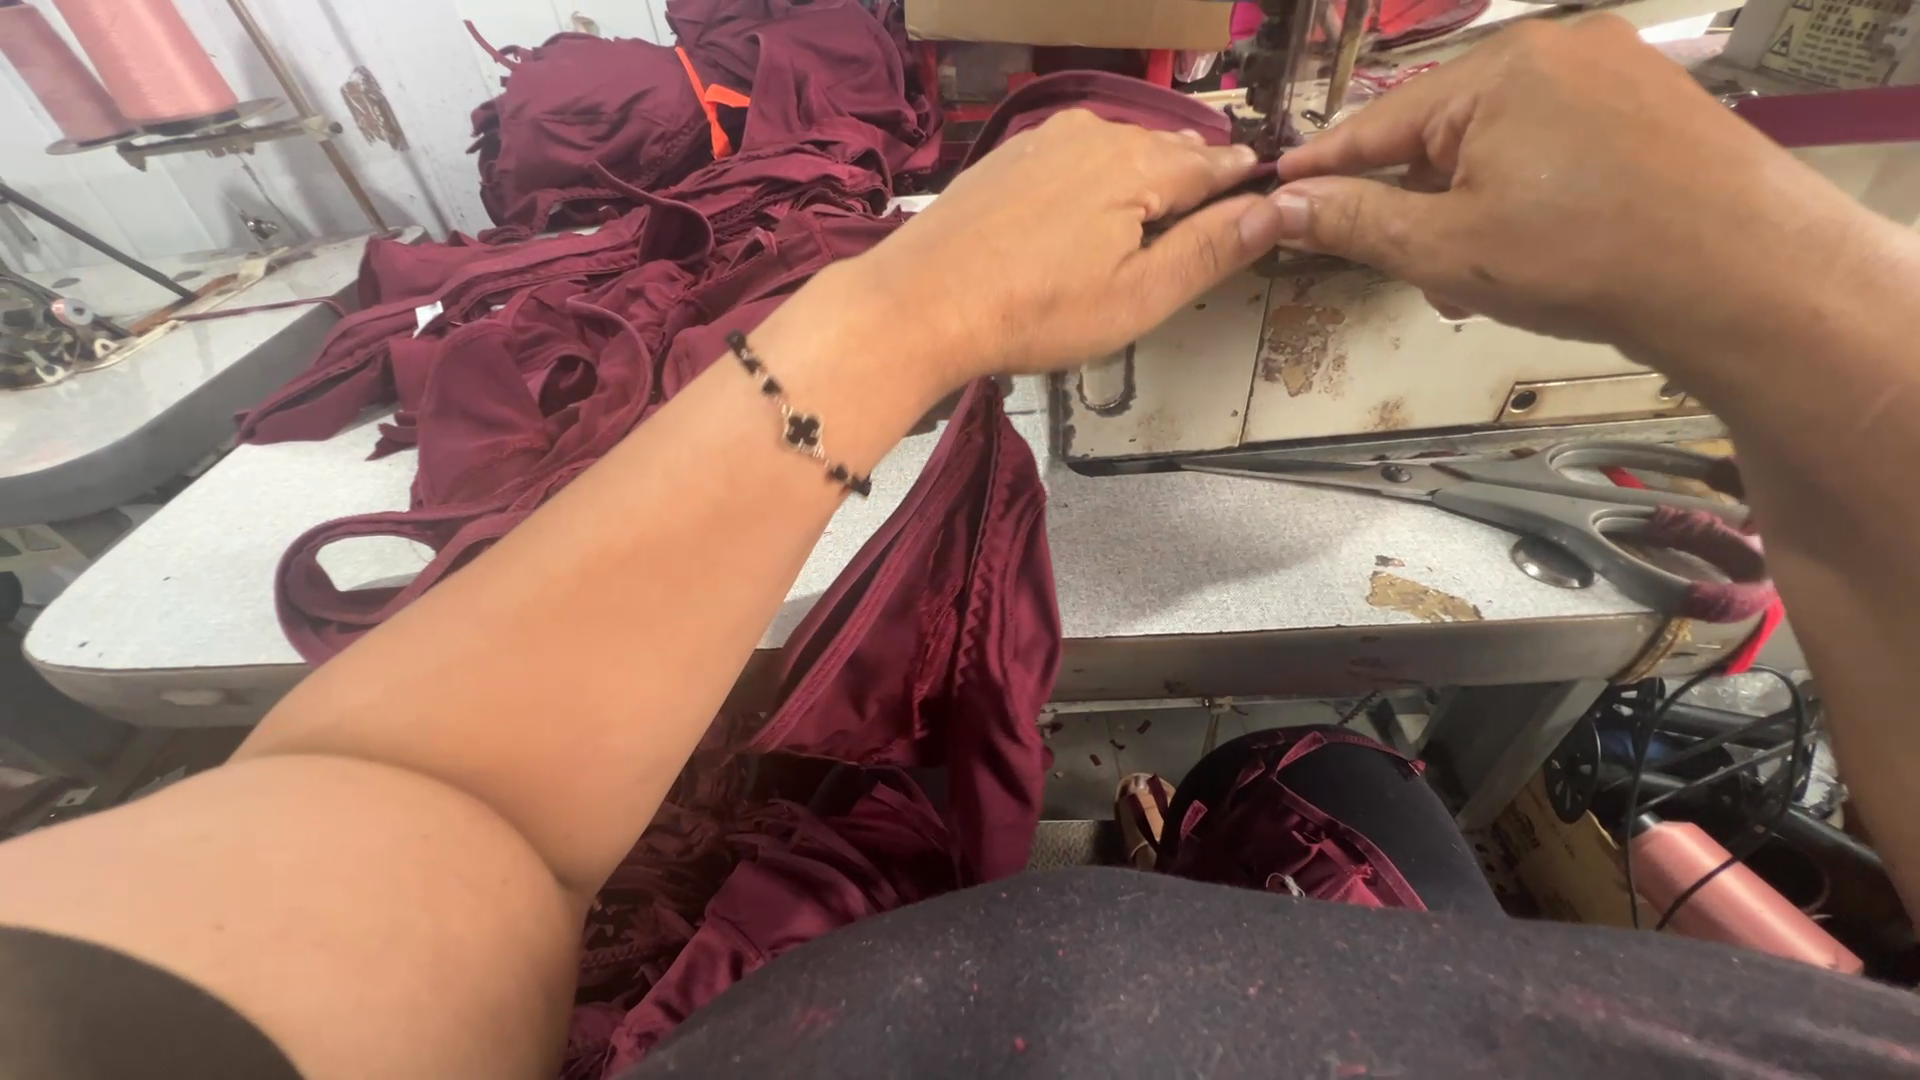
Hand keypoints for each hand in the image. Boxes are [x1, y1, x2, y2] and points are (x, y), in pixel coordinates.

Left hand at [837, 109, 1290, 380]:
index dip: (1238, 182)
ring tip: (1146, 204)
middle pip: (1162, 152)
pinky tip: (1077, 206)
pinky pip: (1066, 157)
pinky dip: (1086, 177)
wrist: (922, 303)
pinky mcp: (1002, 159)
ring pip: (1112, 150)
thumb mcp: (1137, 298)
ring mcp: (1041, 141)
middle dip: (1187, 176)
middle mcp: (1094, 135)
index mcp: (1139, 166)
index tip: (1258, 186)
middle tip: (1205, 202)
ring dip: (1136, 174)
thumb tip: (1276, 209)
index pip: (1211, 166)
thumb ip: (1209, 252)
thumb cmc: (1037, 313)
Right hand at [1270, 16, 1874, 359]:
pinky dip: (1508, 199)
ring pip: (1486, 149)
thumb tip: (1278, 207)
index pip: (1374, 124)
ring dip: (1458, 214)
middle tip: (1406, 268)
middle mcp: (1555, 50)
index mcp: (1497, 71)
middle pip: (1433, 136)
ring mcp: (1608, 73)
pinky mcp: (1642, 108)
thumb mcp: (1438, 247)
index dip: (1318, 166)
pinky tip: (1520, 251)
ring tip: (1470, 278)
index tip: (1271, 190)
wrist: (1740, 277)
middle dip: (1409, 207)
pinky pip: (1538, 149)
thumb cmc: (1573, 256)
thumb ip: (1350, 221)